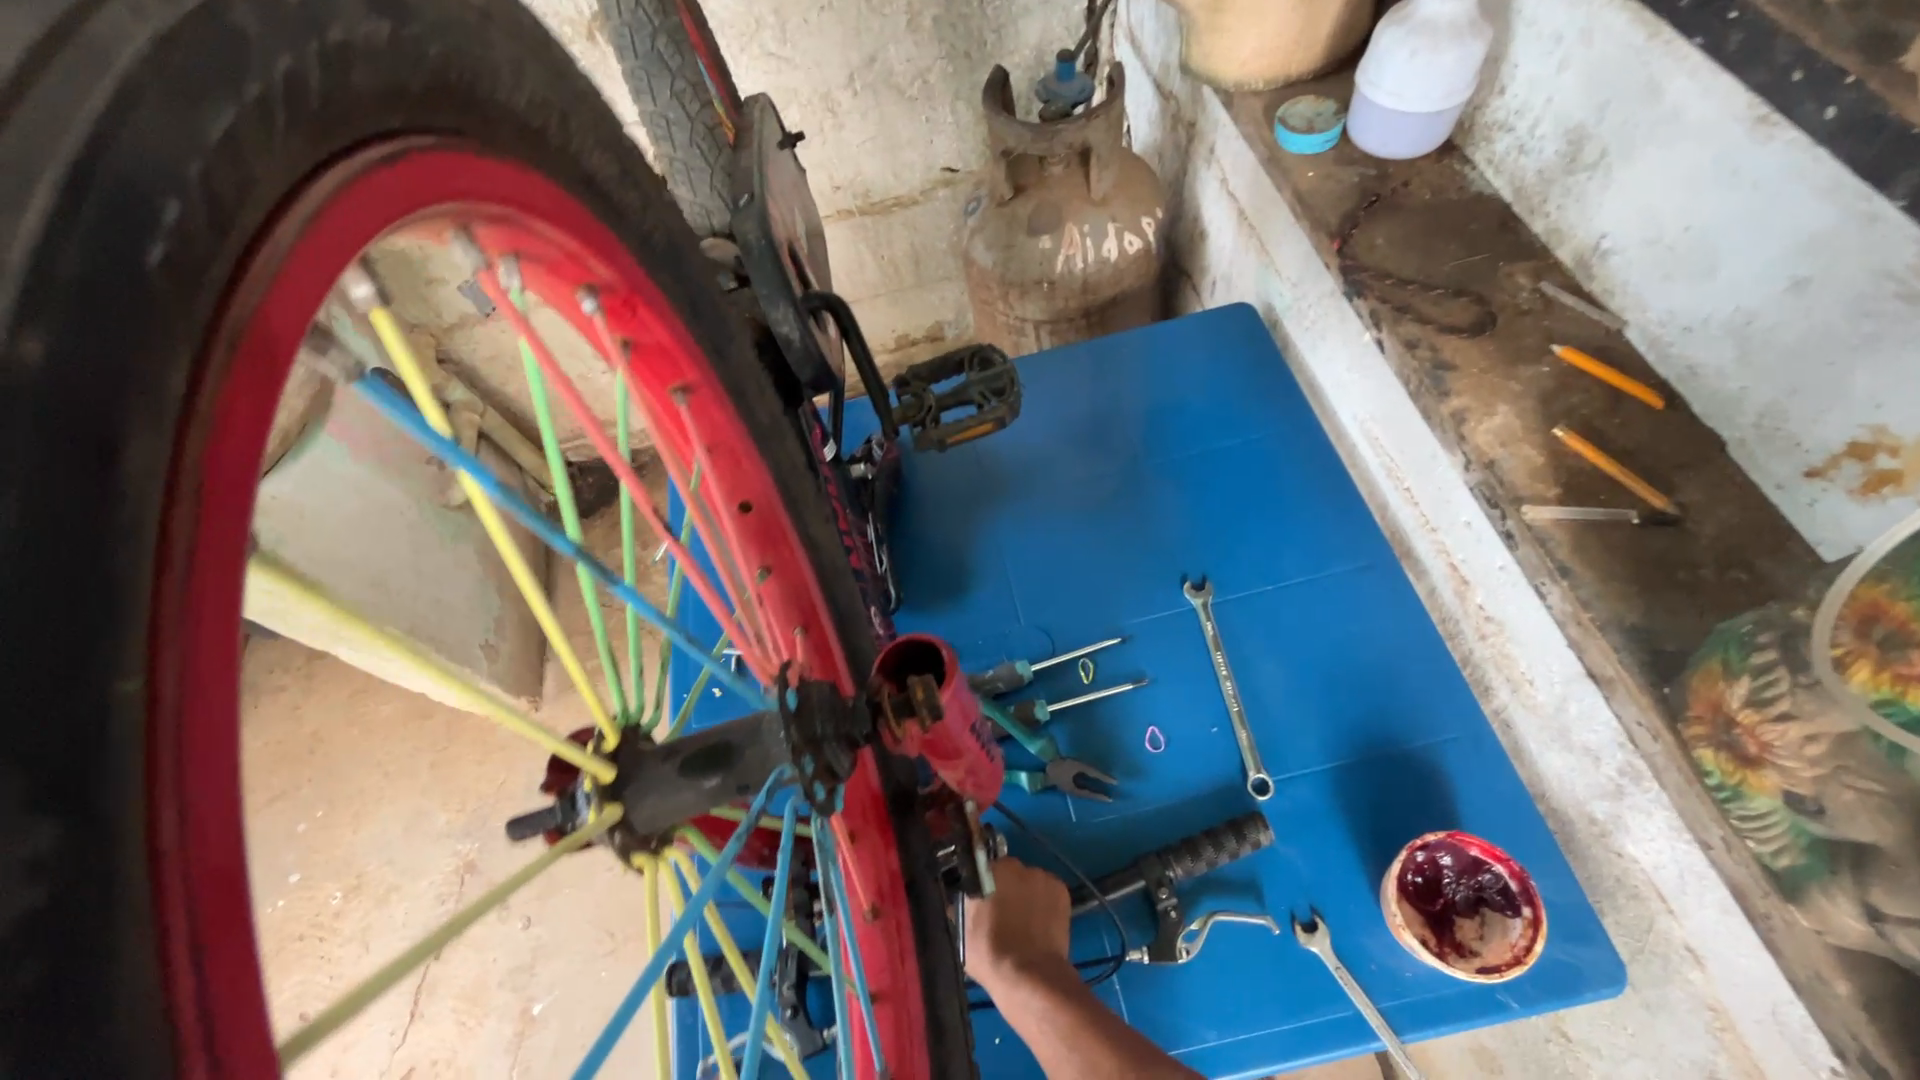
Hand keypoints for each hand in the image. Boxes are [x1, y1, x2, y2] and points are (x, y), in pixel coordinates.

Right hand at [964, 858, 1073, 991]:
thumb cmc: (989, 953)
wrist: (1028, 976)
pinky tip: (1041, 924)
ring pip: (1030, 881)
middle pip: (1008, 872)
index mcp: (987, 870)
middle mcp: (1015, 865)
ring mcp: (1041, 876)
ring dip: (1026, 894)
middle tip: (1003, 914)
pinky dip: (1045, 902)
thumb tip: (964, 898)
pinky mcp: (1061, 890)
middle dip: (1006, 888)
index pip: (981, 869)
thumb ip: (963, 905)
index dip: (982, 886)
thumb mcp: (962, 929)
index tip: (983, 902)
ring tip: (1025, 922)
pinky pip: (1048, 891)